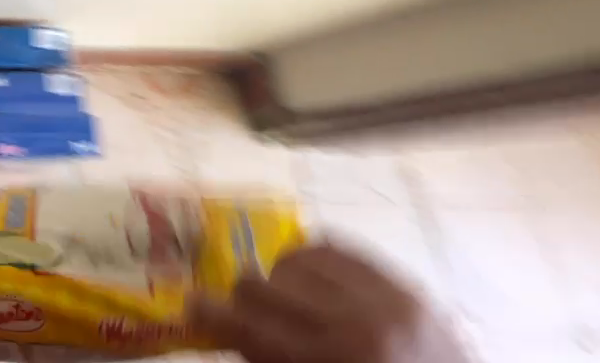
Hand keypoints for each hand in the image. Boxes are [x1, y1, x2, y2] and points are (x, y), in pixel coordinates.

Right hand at [190, 243, 468, 362]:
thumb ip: (268, 360)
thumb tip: (221, 326)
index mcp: (328, 361)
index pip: (245, 326)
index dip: (209, 313)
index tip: (191, 306)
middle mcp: (354, 324)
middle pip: (258, 283)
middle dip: (245, 300)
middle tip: (250, 315)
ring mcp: (385, 300)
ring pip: (291, 258)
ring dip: (283, 280)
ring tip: (293, 302)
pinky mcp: (408, 287)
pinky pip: (336, 248)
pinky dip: (316, 262)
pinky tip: (318, 283)